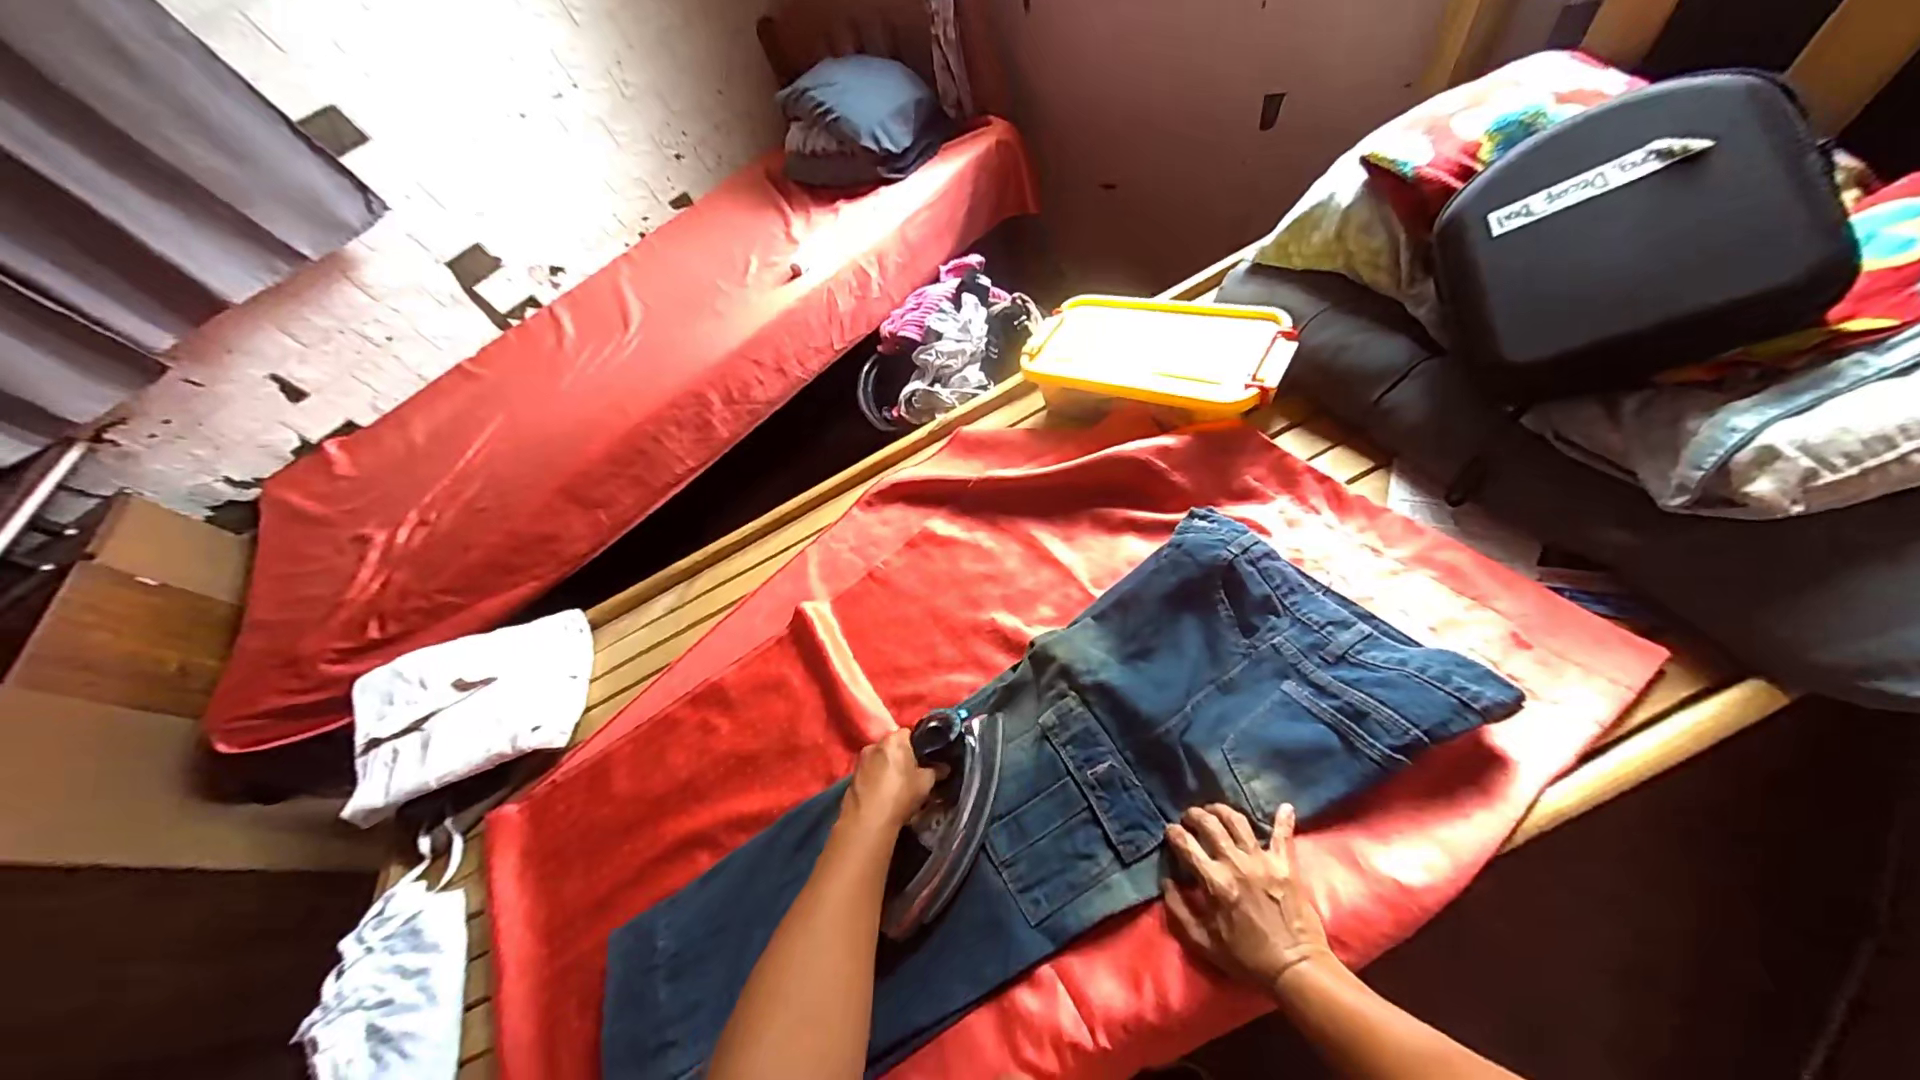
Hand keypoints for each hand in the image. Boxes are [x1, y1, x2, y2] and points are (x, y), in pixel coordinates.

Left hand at [838, 727, 939, 834]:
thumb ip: (936, 770)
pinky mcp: (852, 776)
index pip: (909, 732)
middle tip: (913, 772)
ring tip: (897, 784)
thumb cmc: (901, 794)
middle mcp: (874, 744)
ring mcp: (860, 760)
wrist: (868, 821)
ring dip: (888, 767)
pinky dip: (876, 777)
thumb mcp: (926, 782)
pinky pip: (870, 771)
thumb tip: (943, 767)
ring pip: (880, 758)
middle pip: (893, 745)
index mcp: (893, 739)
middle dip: (902, 755)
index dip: (918, 744)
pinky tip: (883, 792)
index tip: (925, 758)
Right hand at [1161, 803, 1331, 994]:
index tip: (1170, 832)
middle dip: (1194, 815)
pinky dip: (1284, 819)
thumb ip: (1178, 909)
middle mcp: (1235, 863)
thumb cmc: (1246, 958)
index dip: (1173, 833)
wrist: (1295, 969)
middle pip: (1210, 824)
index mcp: (1213, 881)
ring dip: (1222, 810)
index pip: (1185, 843)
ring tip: (1215, 811)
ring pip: (1238, 821)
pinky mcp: (1286, 866)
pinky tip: (1284, 806)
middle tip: (1190, 818)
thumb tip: (1165, 882)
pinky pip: (1284, 836)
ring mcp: (1263, 861)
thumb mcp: (1202, 942)